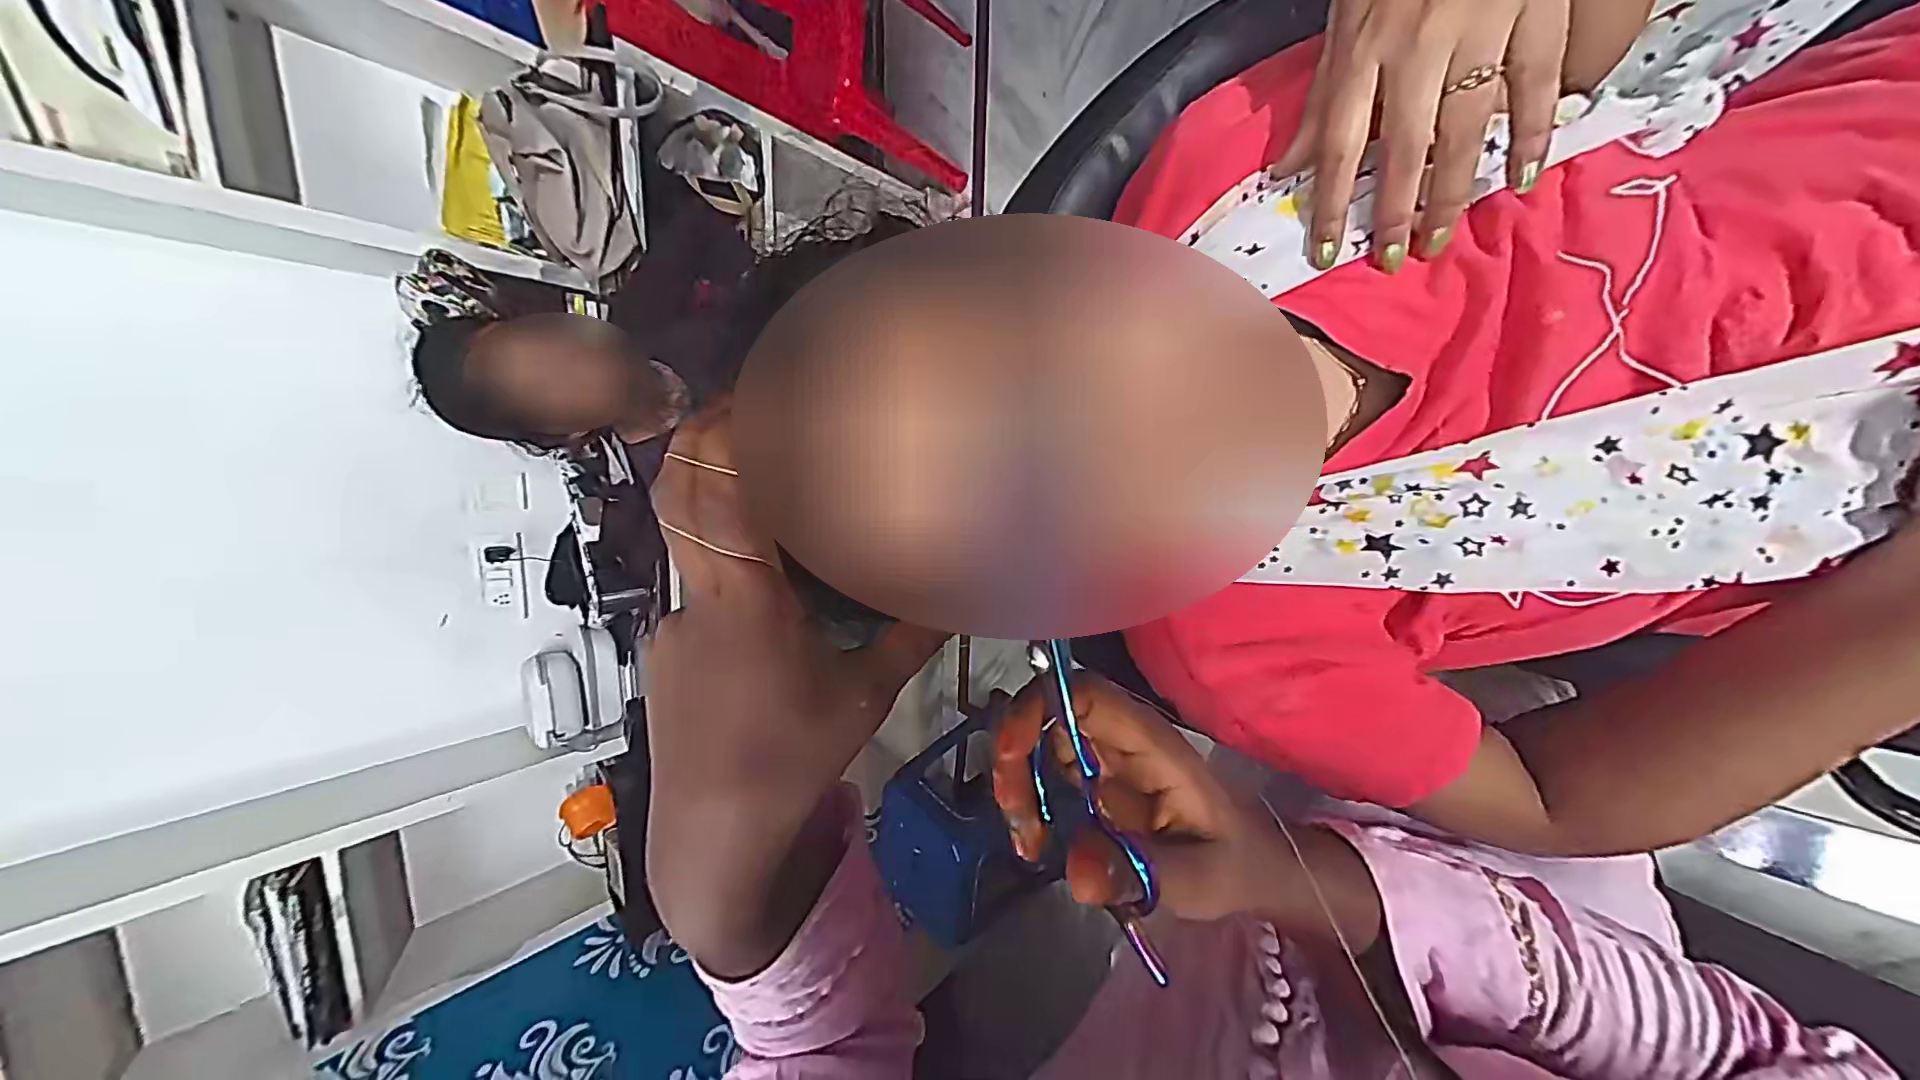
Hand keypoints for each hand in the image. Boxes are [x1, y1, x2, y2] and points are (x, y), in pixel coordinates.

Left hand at [647, 398, 947, 799]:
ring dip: (709, 498)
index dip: (719, 434)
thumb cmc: (790, 758)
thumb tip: (951, 599)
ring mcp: (670, 624)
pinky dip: (717, 561)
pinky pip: (691, 584)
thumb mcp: (864, 697)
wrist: (715, 833)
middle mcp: (695, 599)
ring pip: (684, 540)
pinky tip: (758, 591)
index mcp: (744, 599)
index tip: (743, 395)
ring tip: (754, 484)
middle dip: (697, 437)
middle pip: (677, 493)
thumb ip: (907, 640)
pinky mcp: (664, 649)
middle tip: (738, 407)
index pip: (714, 494)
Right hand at [990, 672, 1285, 920]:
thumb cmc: (1234, 862)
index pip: (1083, 692)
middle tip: (1017, 817)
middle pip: (1047, 712)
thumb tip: (1076, 873)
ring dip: (1017, 783)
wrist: (1251, 868)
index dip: (1038, 706)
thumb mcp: (1198, 878)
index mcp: (1147, 739)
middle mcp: (1118, 736)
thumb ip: (1141, 873)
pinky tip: (1036, 843)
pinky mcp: (1092, 778)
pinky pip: (1044, 771)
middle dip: (1016, 757)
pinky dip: (1028, 802)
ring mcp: (1102, 754)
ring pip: (1038, 741)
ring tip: (1029, 842)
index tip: (1012, 755)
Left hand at [1281, 0, 1570, 272]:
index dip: (1328, 204)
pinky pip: (1537, 81)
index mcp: (1365, 49)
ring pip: (1467, 127)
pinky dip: (1533, 132)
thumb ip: (1321, 97)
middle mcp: (1420, 45)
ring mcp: (1486, 24)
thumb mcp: (1343, 22)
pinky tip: (1524, 176)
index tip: (1323, 251)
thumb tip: (1286, 168)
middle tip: (1390, 260)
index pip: (1338, 145)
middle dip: (1394, 213)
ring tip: (1438, 239)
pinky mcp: (1541, 6)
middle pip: (1404, 148)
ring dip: (1453, 191)